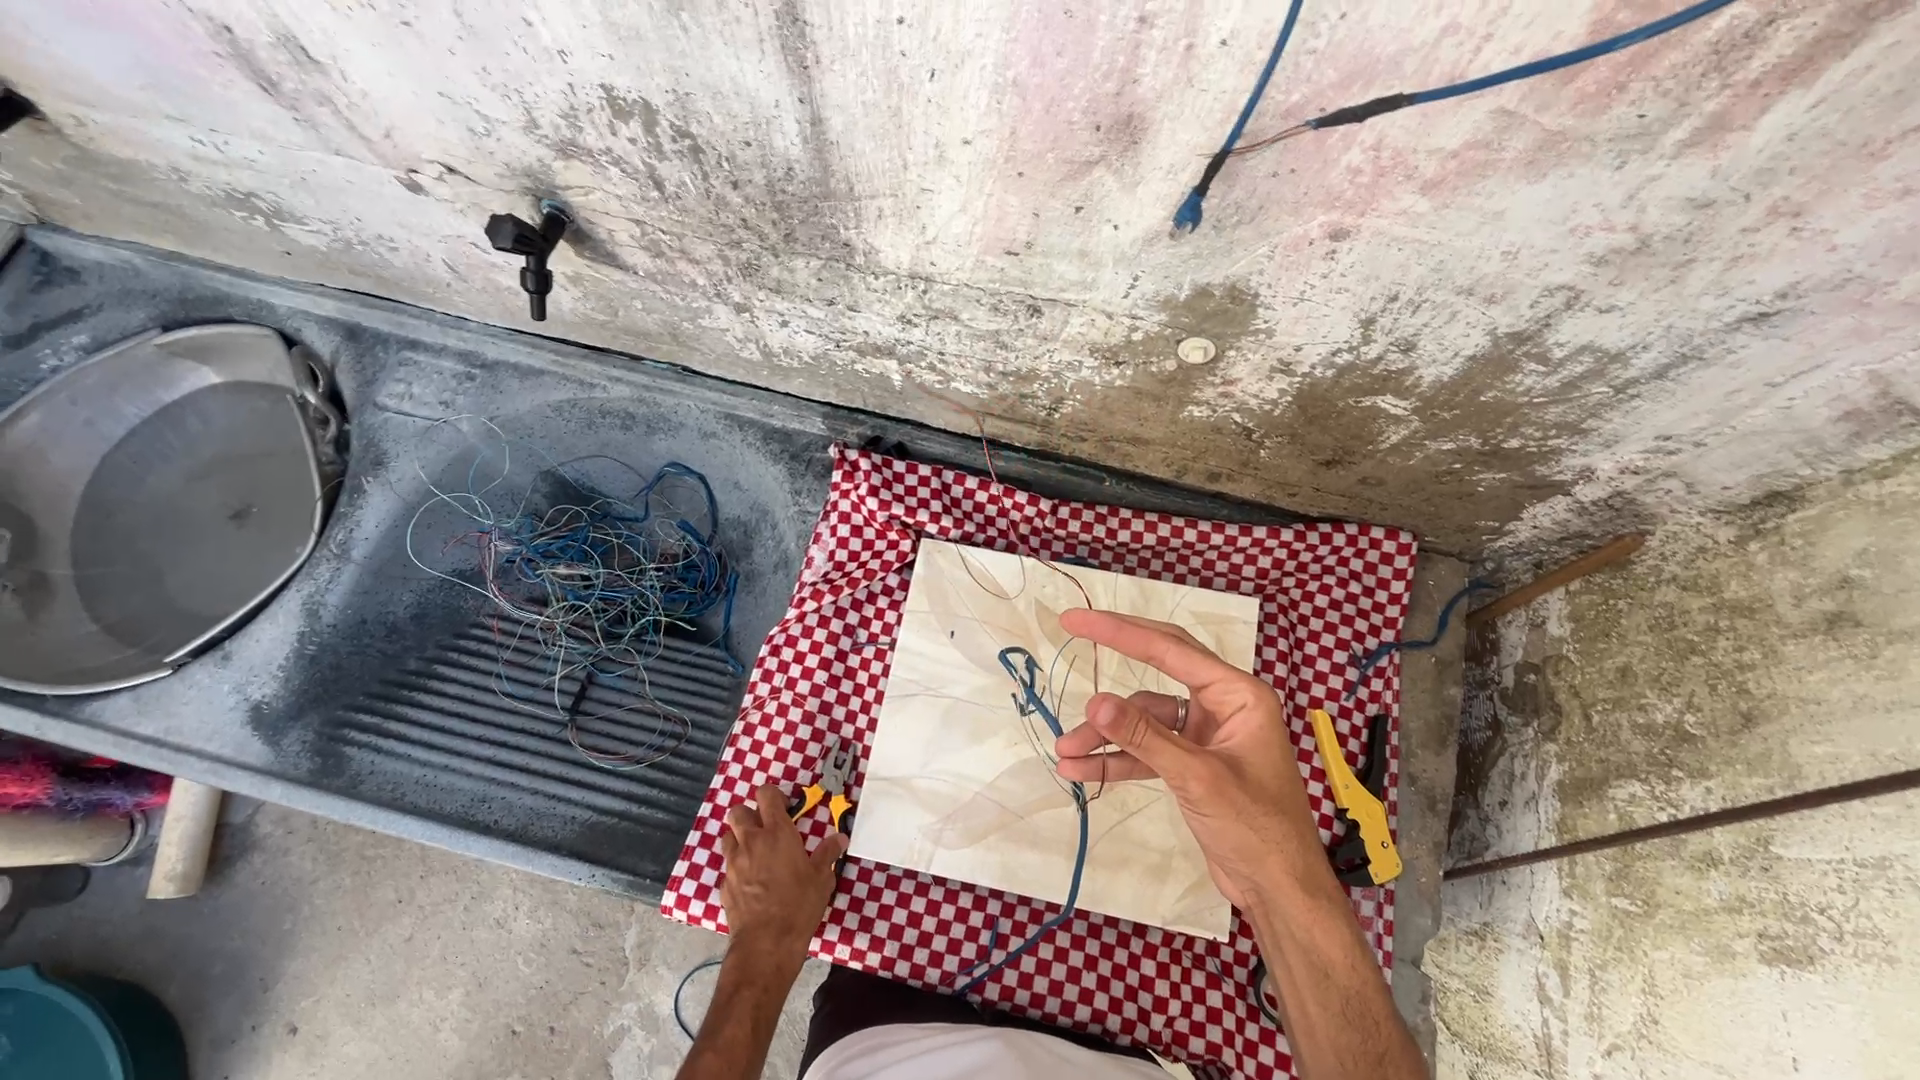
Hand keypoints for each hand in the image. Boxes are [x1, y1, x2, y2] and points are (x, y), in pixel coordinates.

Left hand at [720, 784, 847, 963]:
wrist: (766, 941)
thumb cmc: (799, 904)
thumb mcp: (822, 878)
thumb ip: (828, 854)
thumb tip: (840, 838)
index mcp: (777, 833)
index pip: (765, 795)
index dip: (773, 795)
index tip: (783, 807)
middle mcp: (751, 842)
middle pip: (738, 812)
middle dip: (750, 814)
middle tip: (766, 828)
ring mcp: (734, 863)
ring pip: (728, 836)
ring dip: (739, 838)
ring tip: (756, 852)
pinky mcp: (724, 885)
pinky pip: (728, 866)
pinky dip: (737, 867)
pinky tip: (751, 882)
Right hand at [1053, 610, 1327, 909]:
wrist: (1279, 890)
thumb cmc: (1255, 827)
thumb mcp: (1197, 777)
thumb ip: (1144, 737)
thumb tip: (1094, 702)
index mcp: (1238, 695)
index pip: (1170, 650)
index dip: (1119, 631)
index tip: (1076, 620)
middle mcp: (1222, 706)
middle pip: (1156, 670)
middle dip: (1111, 662)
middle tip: (1067, 633)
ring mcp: (1205, 736)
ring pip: (1144, 720)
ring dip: (1105, 735)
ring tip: (1064, 751)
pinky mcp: (1192, 765)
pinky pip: (1146, 751)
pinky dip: (1116, 760)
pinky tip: (1081, 770)